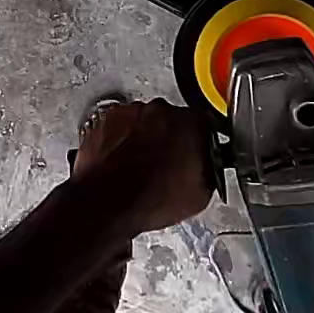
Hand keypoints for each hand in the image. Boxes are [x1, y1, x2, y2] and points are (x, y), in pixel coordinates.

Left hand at [72, 98, 213, 234]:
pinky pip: (118, 125)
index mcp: (191, 122)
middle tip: (165, 161)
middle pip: (169, 119)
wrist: (108, 201)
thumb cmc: (150, 197)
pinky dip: (119, 137)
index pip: (202, 123)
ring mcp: (130, 112)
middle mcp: (160, 110)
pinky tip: (121, 159)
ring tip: (140, 164)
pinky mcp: (105, 118)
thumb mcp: (200, 193)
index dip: (197, 140)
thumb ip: (208, 168)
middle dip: (168, 136)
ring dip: (143, 135)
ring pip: (142, 120)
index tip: (193, 151)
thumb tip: (204, 166)